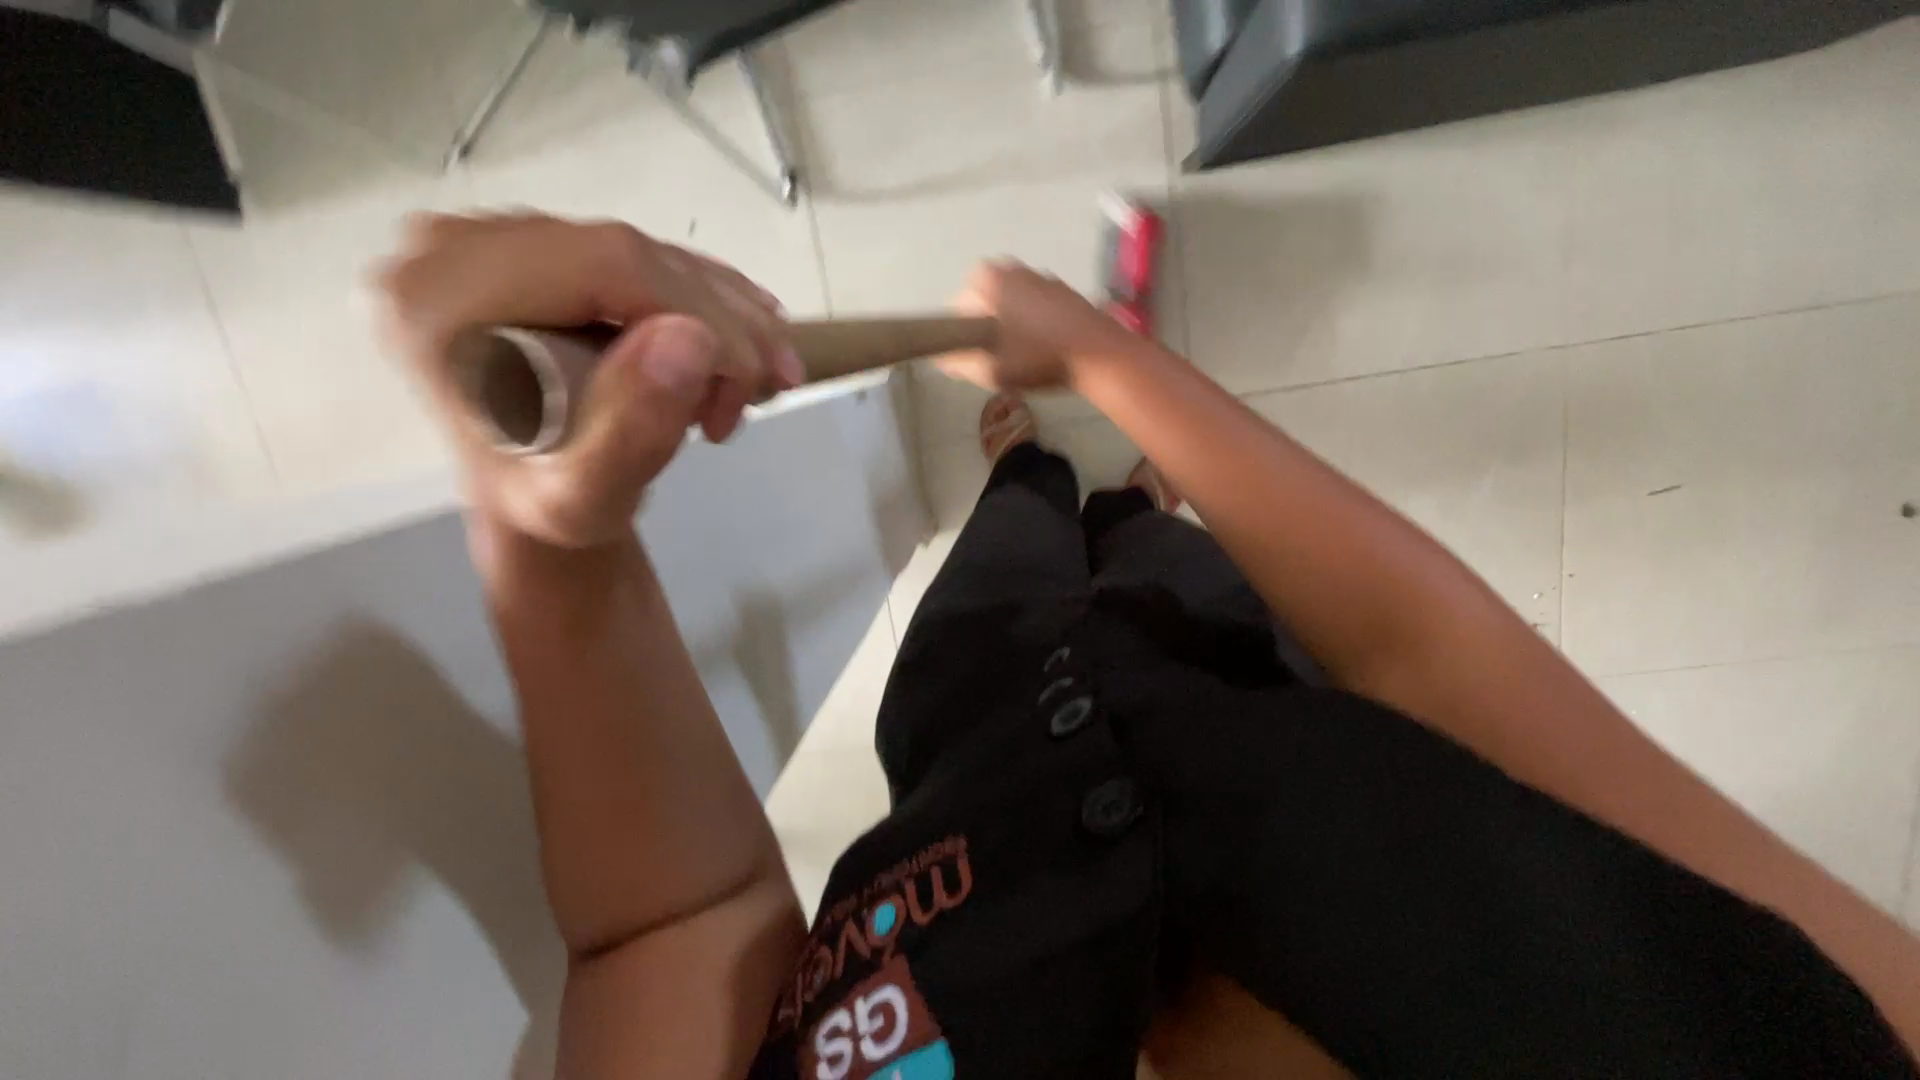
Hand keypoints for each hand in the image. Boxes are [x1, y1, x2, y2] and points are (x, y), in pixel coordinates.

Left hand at [376, 212, 799, 548]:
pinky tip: (748, 336)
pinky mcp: (532, 248)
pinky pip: (638, 254)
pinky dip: (705, 296)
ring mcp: (491, 239)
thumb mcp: (586, 501)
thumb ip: (631, 431)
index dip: (701, 312)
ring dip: (726, 313)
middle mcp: (452, 250)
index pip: (605, 265)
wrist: (531, 504)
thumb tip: (692, 338)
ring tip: (764, 379)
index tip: (750, 384)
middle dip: (721, 321)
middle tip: (767, 390)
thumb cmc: (548, 514)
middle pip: (628, 253)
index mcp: (441, 301)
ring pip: (645, 252)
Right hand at [936, 259, 1138, 392]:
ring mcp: (1044, 278)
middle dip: (985, 325)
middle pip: (986, 300)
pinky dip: (1034, 323)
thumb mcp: (989, 370)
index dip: (961, 331)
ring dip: (1010, 324)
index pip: (959, 303)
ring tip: (1021, 355)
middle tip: (995, 355)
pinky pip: (1037, 306)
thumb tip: (941, 358)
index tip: (973, 353)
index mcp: (991, 280)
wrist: (1100, 357)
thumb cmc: (1038, 359)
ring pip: (1012, 302)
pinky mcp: (1066, 292)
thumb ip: (958, 362)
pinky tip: (1044, 348)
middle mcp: (1015, 269)